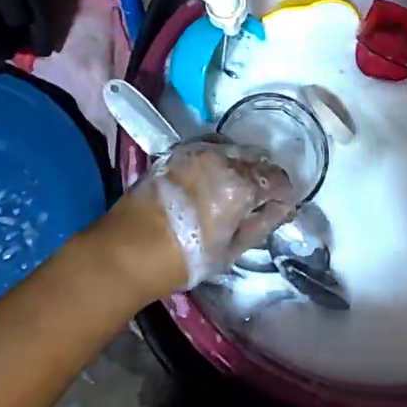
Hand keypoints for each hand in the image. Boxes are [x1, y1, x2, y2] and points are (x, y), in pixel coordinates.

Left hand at [104, 142, 295, 298]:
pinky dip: (220, 157)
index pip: (278, 179)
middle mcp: (224, 160)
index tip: (279, 205)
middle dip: (264, 176)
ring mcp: (200, 151)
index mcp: (242, 186)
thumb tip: (283, 209)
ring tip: (234, 186)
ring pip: (236, 150)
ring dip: (242, 165)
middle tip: (257, 198)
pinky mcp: (179, 150)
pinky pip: (212, 146)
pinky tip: (213, 176)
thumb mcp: (230, 251)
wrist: (124, 252)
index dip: (283, 193)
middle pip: (258, 160)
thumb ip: (262, 224)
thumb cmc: (181, 260)